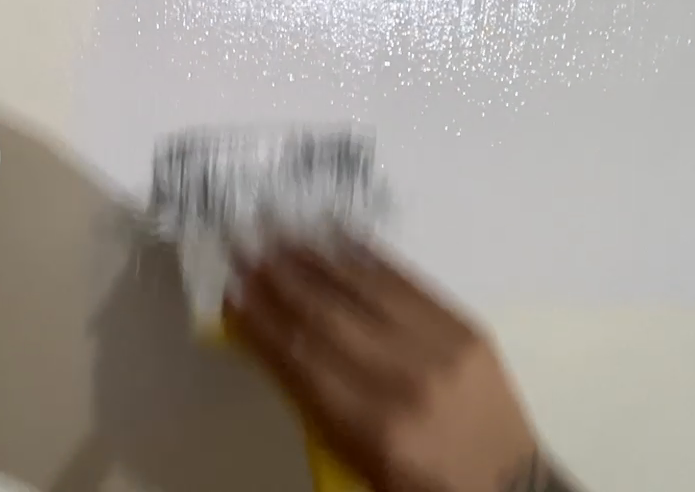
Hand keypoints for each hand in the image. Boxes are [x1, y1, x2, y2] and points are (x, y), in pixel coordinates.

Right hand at [226, 244, 573, 491]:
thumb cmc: (418, 483)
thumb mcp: (355, 458)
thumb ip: (311, 397)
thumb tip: (266, 334)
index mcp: (373, 428)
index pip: (298, 358)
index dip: (258, 320)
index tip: (229, 290)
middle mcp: (405, 381)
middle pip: (324, 314)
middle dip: (276, 276)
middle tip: (242, 244)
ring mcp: (441, 348)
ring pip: (360, 286)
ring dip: (311, 254)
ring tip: (277, 228)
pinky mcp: (465, 326)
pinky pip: (404, 279)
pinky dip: (362, 252)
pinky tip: (332, 231)